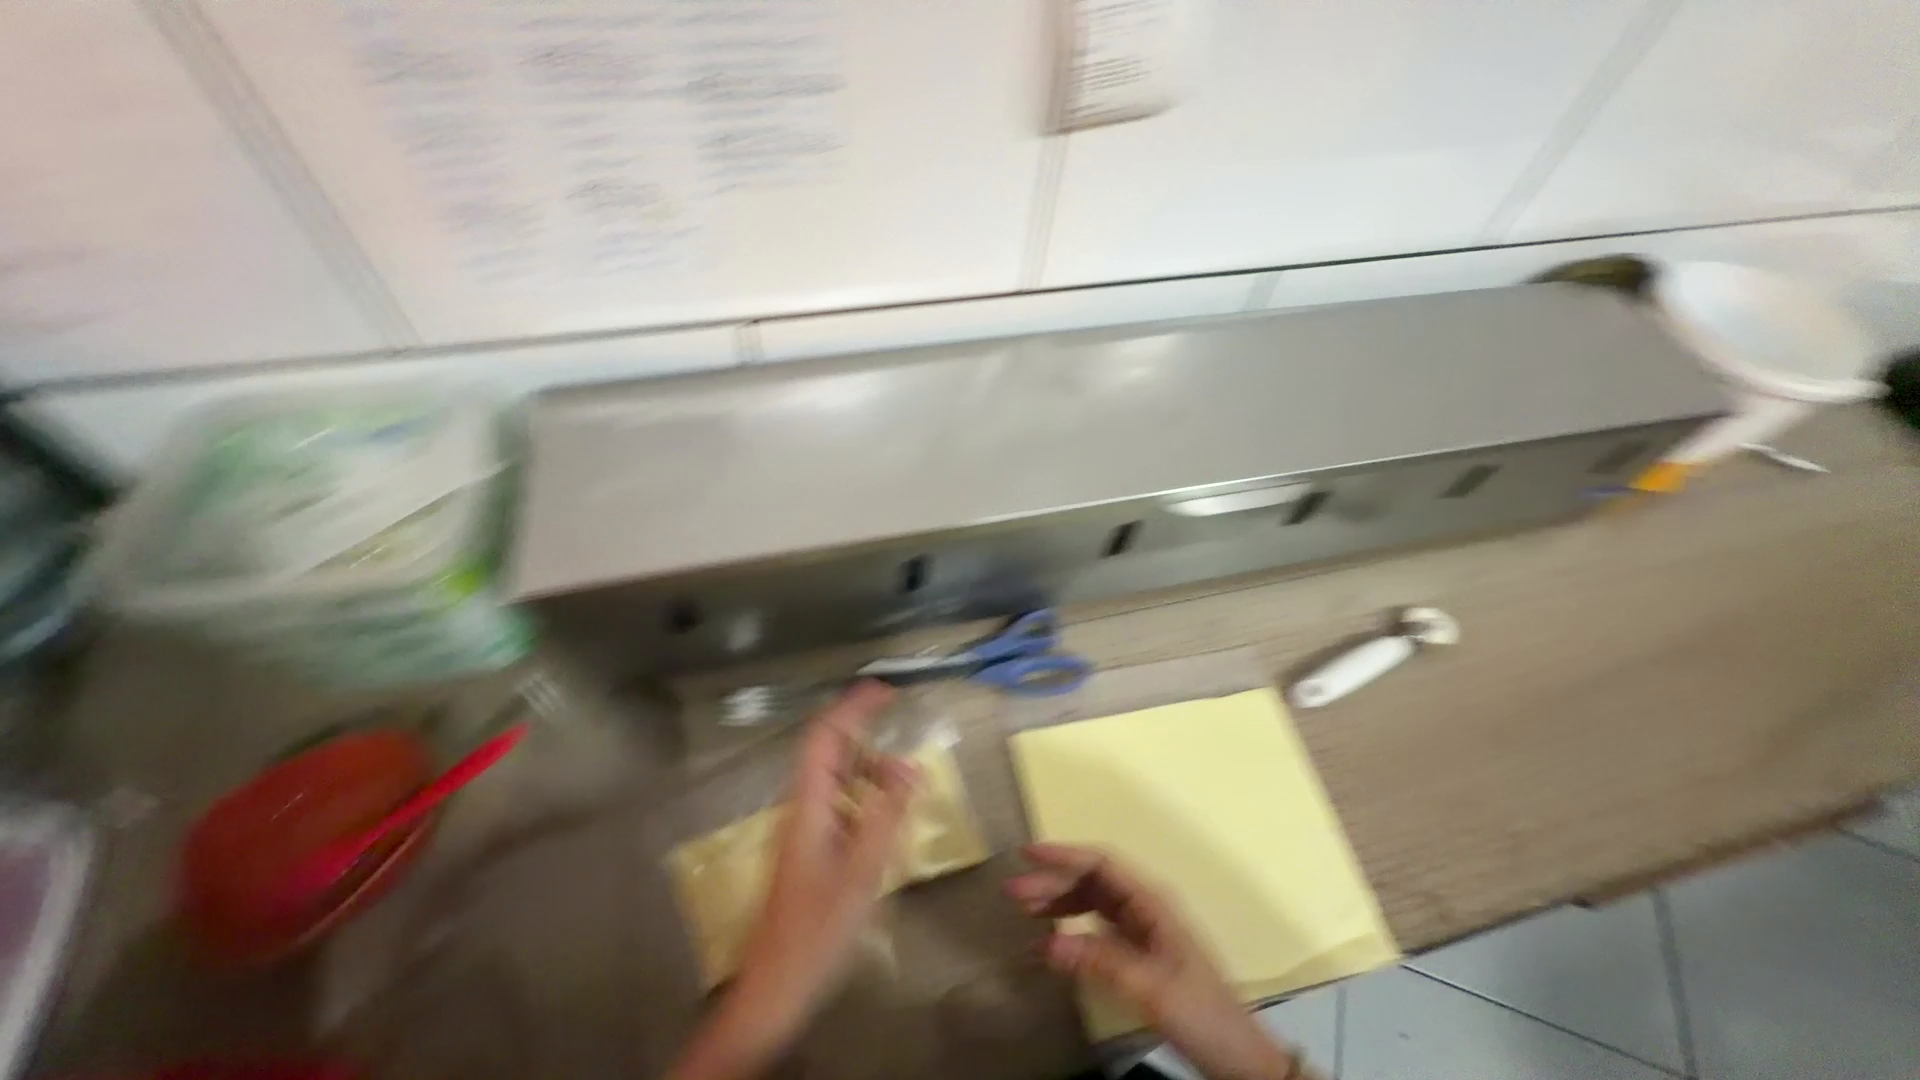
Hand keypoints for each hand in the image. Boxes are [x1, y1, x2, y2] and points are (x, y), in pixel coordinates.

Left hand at [668, 681, 918, 1079]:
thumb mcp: (861, 875)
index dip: (852, 709)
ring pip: (838, 783)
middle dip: (868, 742)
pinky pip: (841, 808)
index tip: (885, 690)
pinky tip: (888, 824)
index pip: (825, 738)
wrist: (774, 986)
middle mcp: (803, 810)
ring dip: (871, 776)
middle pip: (831, 756)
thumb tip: (909, 767)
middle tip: (908, 752)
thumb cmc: (816, 931)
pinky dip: (867, 802)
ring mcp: (805, 832)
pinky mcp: (811, 853)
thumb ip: (885, 818)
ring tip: (907, 792)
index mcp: (809, 806)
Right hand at [1007, 843, 1307, 1079]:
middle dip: (1054, 881)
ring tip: (1025, 912)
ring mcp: (1143, 930)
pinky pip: (1097, 929)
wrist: (1239, 1054)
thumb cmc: (1201, 1013)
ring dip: (1060, 902)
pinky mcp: (1139, 953)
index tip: (1028, 855)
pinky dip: (1070, 930)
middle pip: (1093, 880)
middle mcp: (1147, 908)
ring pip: (1093, 901)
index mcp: (1154, 903)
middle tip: (1014, 893)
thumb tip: (1047, 943)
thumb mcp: (1151, 989)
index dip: (1065, 855)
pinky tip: (1048, 944)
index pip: (1104, 863)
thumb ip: (1101, 962)